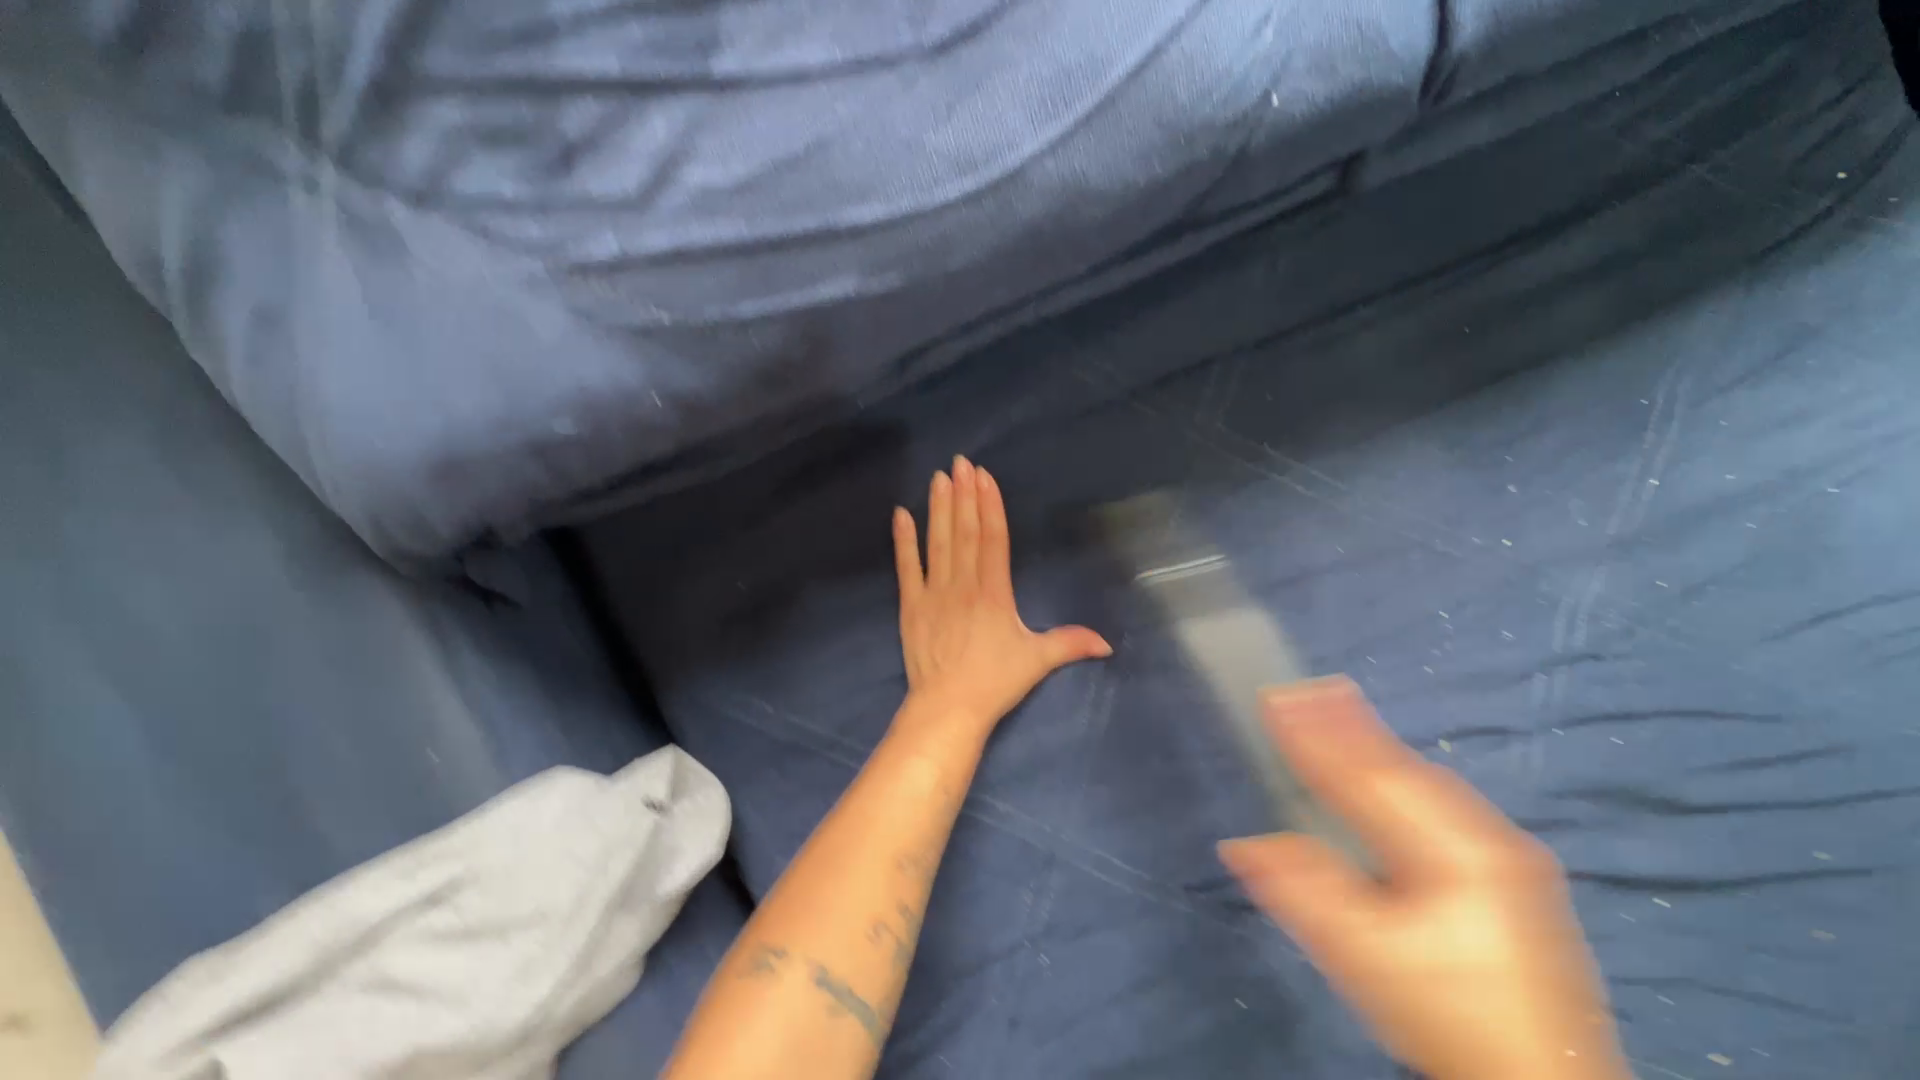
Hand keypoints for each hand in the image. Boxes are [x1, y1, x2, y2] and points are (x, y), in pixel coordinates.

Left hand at [892, 457, 1111, 734]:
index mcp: (994, 592)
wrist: (949, 706)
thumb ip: (1070, 643)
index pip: (993, 538)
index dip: (990, 505)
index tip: (985, 476)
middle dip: (964, 494)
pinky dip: (903, 540)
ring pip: (938, 541)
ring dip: (939, 508)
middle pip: (965, 531)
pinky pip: (906, 566)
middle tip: (960, 462)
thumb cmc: (994, 682)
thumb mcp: (1037, 660)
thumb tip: (1106, 644)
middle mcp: (964, 584)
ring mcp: (934, 592)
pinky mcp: (911, 605)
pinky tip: (902, 513)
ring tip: (939, 477)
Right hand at [1219, 677, 1629, 1079]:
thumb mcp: (1364, 959)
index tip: (1277, 695)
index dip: (1317, 736)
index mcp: (1452, 855)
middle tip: (1300, 688)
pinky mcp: (1514, 873)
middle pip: (1404, 771)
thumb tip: (1241, 844)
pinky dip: (1402, 774)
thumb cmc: (1445, 1013)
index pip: (1369, 779)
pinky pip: (1444, 802)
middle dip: (1348, 727)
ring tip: (1333, 709)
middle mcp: (1488, 838)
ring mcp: (1509, 853)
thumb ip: (1304, 894)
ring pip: (1428, 784)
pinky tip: (1387, 769)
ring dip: (1375, 745)